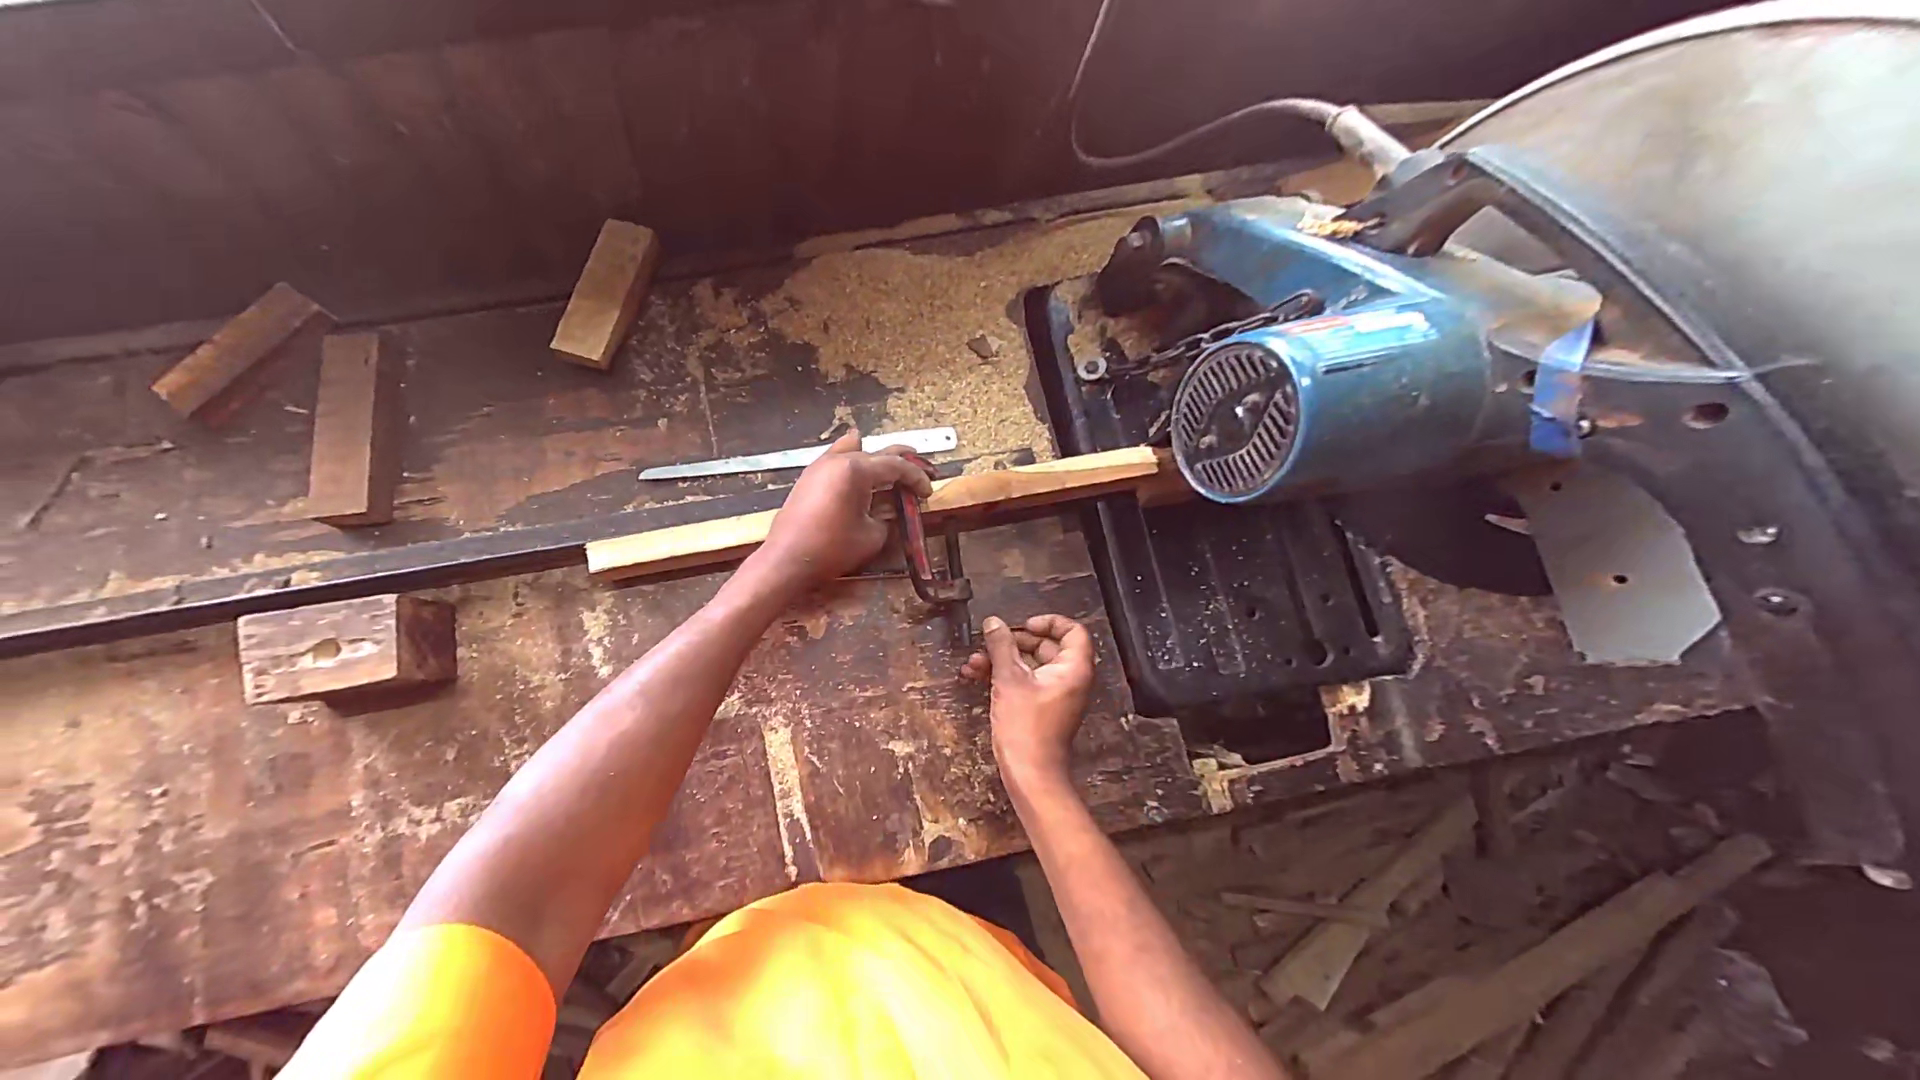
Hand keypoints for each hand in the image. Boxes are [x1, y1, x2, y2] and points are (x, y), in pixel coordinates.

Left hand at [752, 430, 934, 590]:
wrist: (787, 560)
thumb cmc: (832, 549)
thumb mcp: (873, 536)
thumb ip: (888, 517)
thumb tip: (891, 511)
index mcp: (856, 470)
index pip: (897, 466)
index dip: (917, 478)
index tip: (928, 491)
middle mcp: (839, 460)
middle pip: (878, 453)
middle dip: (903, 463)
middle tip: (922, 472)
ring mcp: (821, 465)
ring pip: (857, 451)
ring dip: (878, 459)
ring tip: (895, 466)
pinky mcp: (811, 477)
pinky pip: (838, 457)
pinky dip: (854, 458)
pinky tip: (859, 460)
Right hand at [962, 614, 1095, 785]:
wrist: (1029, 773)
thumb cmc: (1026, 728)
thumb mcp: (1009, 679)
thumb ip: (1001, 647)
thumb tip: (993, 623)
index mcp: (1073, 669)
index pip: (1072, 631)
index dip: (1049, 622)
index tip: (1024, 625)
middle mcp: (1069, 679)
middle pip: (1046, 646)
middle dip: (1014, 642)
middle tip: (991, 642)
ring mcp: (1055, 694)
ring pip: (1031, 664)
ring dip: (1003, 659)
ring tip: (975, 661)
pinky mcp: (1041, 707)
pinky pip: (1025, 681)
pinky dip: (1004, 676)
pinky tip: (977, 676)